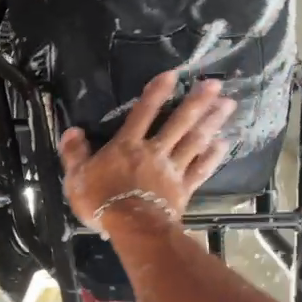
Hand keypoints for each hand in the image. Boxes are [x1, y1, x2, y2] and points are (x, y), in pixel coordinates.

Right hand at [58, 71, 235, 235]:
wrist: (131, 226)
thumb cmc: (100, 201)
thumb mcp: (76, 177)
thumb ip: (74, 153)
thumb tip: (71, 131)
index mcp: (126, 146)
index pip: (142, 113)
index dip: (156, 93)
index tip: (172, 74)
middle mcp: (153, 151)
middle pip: (178, 122)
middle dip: (197, 102)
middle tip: (216, 83)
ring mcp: (171, 169)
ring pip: (194, 141)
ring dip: (212, 122)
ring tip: (229, 104)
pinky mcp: (183, 188)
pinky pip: (200, 169)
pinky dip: (213, 156)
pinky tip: (224, 143)